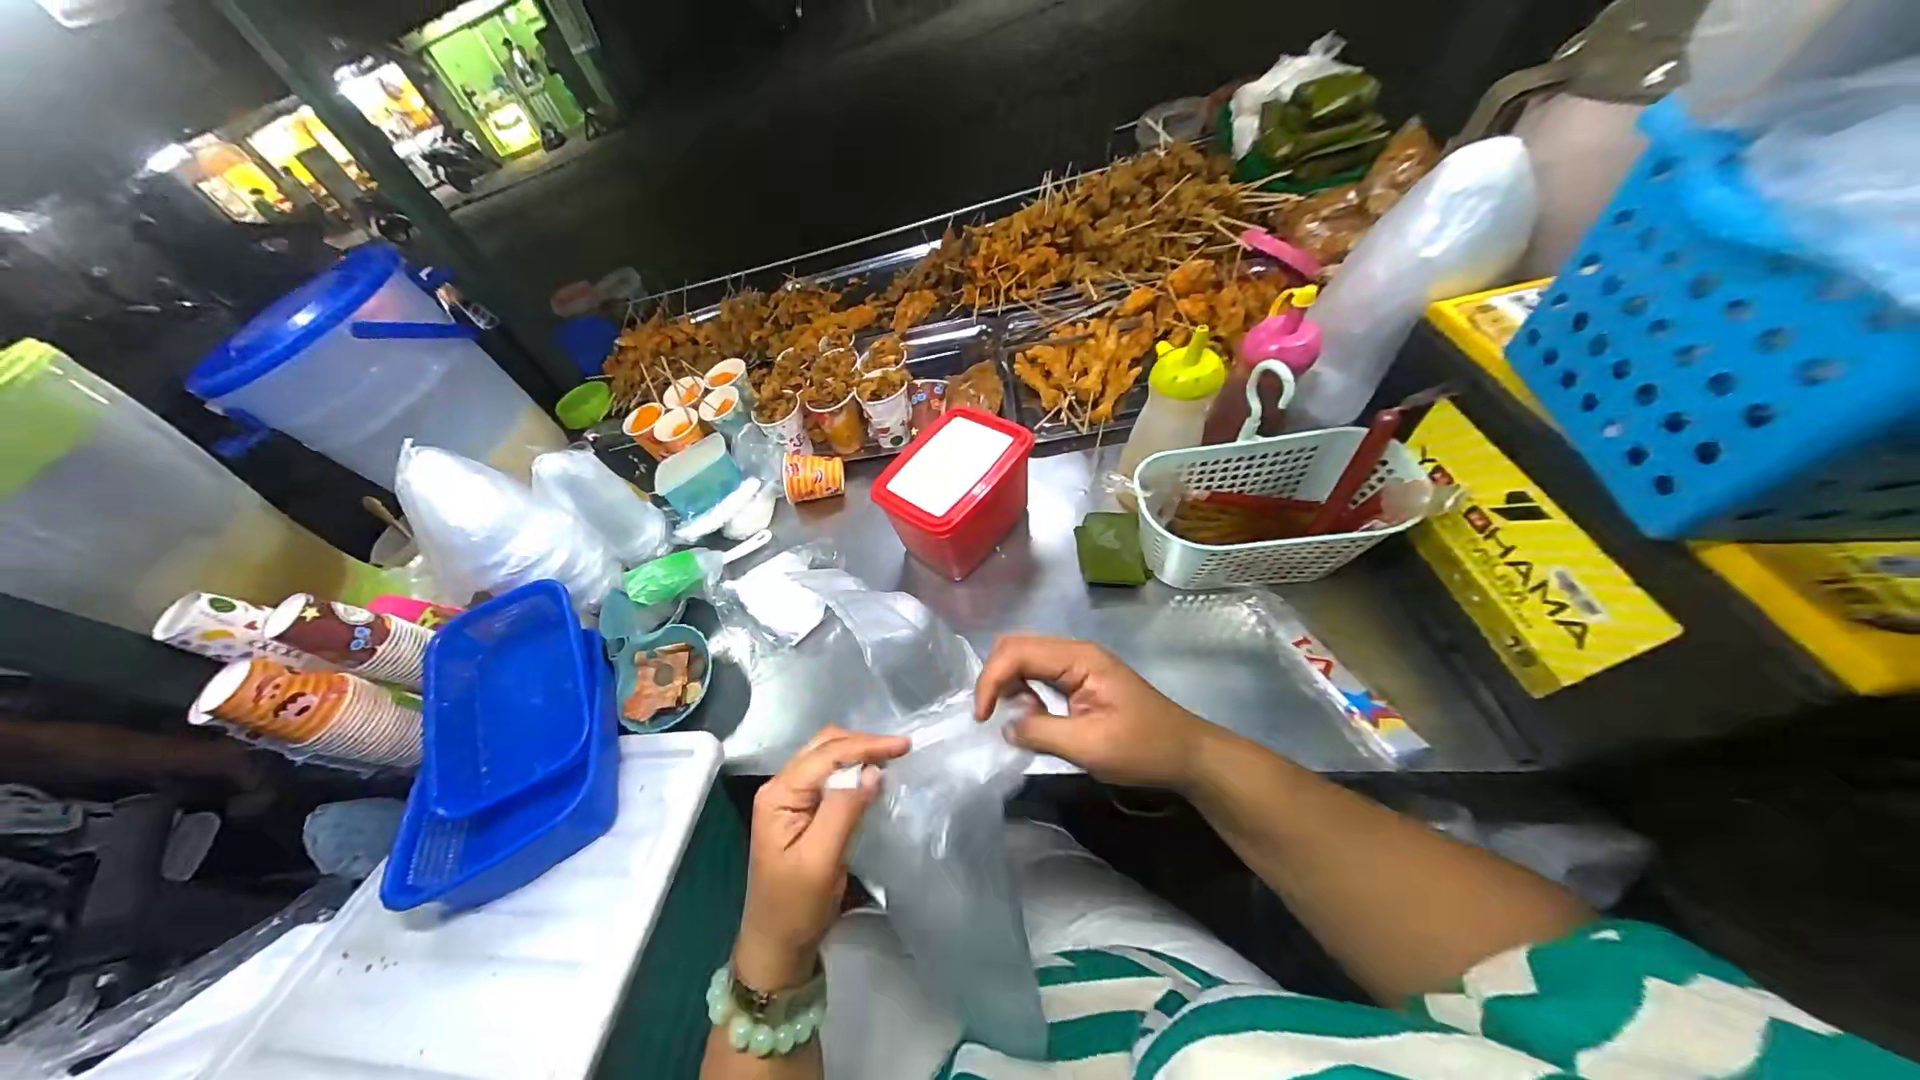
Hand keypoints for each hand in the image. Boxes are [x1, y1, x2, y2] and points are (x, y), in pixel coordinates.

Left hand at [735, 726, 909, 988]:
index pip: (827, 754)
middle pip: (825, 745)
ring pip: (827, 755)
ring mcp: (790, 797)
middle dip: (863, 742)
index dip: (866, 745)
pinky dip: (853, 767)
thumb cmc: (795, 906)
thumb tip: (873, 770)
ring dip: (859, 751)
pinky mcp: (802, 808)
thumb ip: (844, 810)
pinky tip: (871, 774)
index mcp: (779, 794)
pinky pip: (829, 774)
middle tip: (900, 750)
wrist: (775, 945)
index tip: (905, 745)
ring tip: (891, 757)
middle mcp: (781, 786)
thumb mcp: (821, 860)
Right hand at [973, 635, 1221, 789]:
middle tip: (991, 716)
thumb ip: (1041, 732)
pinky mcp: (1079, 679)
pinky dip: (1024, 693)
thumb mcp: (1089, 746)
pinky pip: (1039, 675)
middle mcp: (1076, 652)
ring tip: (1015, 720)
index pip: (1018, 651)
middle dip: (995, 678)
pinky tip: (1031, 717)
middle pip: (1017, 647)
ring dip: (1009, 686)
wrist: (1187, 754)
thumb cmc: (1144, 748)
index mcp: (1080, 658)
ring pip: (1025, 659)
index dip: (991, 679)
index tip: (982, 717)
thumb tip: (1005, 727)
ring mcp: (1078, 664)